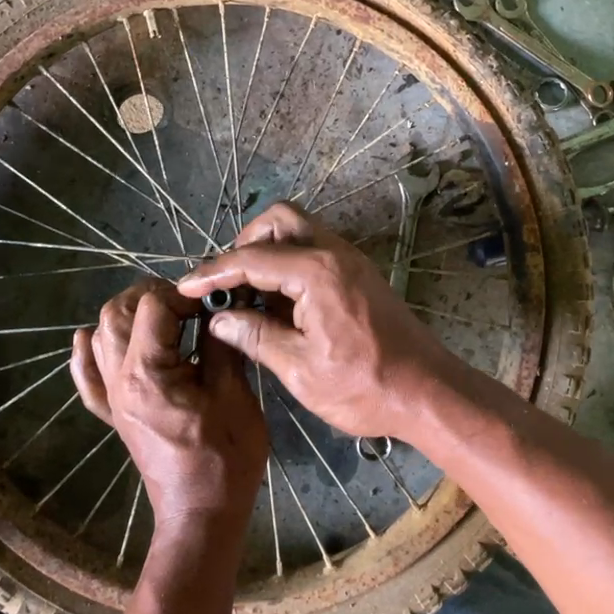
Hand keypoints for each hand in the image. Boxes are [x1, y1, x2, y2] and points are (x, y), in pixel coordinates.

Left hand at [71, 278, 267, 527]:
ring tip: (166, 318)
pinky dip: (91, 350)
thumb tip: (223, 308)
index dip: (184, 295)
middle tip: (190, 305)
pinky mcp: (113, 414)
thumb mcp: (234, 396)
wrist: (200, 515)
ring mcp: (111, 398)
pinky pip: (87, 375)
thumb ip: (222, 345)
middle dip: (153, 295)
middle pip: (117, 312)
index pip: (153, 305)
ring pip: (101, 335)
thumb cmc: (223, 458)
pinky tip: (98, 338)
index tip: (213, 304)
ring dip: (129, 315)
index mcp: (148, 372)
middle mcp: (119, 379)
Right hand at [175, 203, 460, 438]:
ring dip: (267, 251)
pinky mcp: (358, 275)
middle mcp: (334, 253)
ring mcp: (350, 261)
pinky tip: (275, 302)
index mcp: (316, 272)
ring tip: (246, 293)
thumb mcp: (300, 369)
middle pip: (280, 219)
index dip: (214, 272)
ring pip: (299, 231)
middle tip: (226, 281)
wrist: (427, 393)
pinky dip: (288, 263)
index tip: (185, 287)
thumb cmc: (363, 387)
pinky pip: (314, 250)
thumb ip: (256, 337)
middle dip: (245, 242)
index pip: (252, 258)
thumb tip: (220, 319)